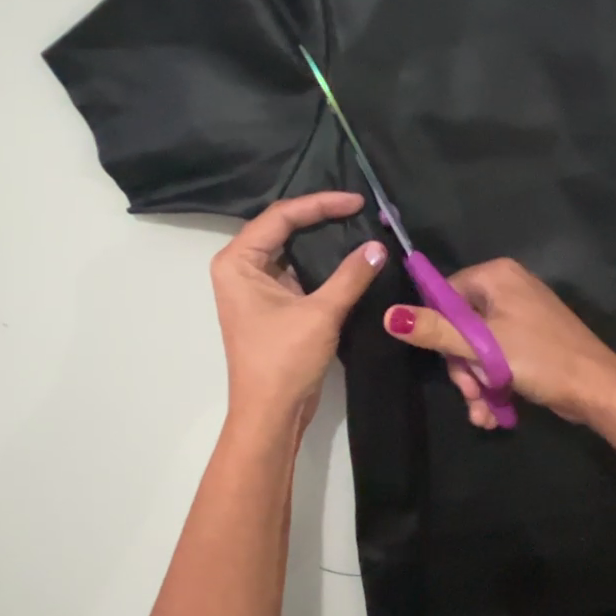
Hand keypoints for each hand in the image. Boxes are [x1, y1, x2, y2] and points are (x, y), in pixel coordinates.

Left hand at [212, 192, 385, 429]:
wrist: (270, 414)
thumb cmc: (284, 360)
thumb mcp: (321, 313)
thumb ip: (351, 275)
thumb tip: (378, 246)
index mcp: (237, 262)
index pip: (280, 217)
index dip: (320, 204)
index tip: (356, 201)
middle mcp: (240, 269)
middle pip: (282, 229)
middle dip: (320, 218)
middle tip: (359, 209)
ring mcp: (254, 289)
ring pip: (291, 251)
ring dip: (322, 242)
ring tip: (358, 227)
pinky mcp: (271, 307)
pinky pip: (296, 274)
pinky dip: (321, 266)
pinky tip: (349, 260)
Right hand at [382, 258, 615, 426]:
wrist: (598, 390)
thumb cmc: (540, 359)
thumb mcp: (481, 346)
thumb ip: (434, 331)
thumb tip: (388, 316)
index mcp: (497, 276)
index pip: (445, 294)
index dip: (438, 331)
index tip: (446, 362)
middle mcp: (508, 289)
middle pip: (460, 327)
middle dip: (462, 369)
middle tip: (471, 394)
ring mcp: (521, 316)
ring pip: (478, 349)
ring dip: (475, 385)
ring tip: (483, 413)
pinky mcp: (531, 342)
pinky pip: (498, 359)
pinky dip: (493, 385)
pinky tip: (493, 414)